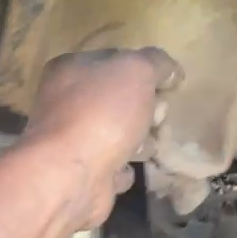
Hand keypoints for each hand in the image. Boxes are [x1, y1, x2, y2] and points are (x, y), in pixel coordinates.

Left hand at [20, 48, 183, 227]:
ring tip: (144, 148)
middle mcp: (65, 101)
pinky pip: (111, 164)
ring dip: (138, 141)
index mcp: (71, 68)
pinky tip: (129, 169)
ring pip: (117, 133)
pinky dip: (122, 168)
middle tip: (156, 118)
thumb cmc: (102, 113)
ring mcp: (70, 139)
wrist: (71, 176)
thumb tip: (171, 71)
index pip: (115, 60)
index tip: (166, 86)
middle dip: (145, 109)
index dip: (144, 70)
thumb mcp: (136, 70)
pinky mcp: (79, 172)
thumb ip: (156, 62)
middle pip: (118, 98)